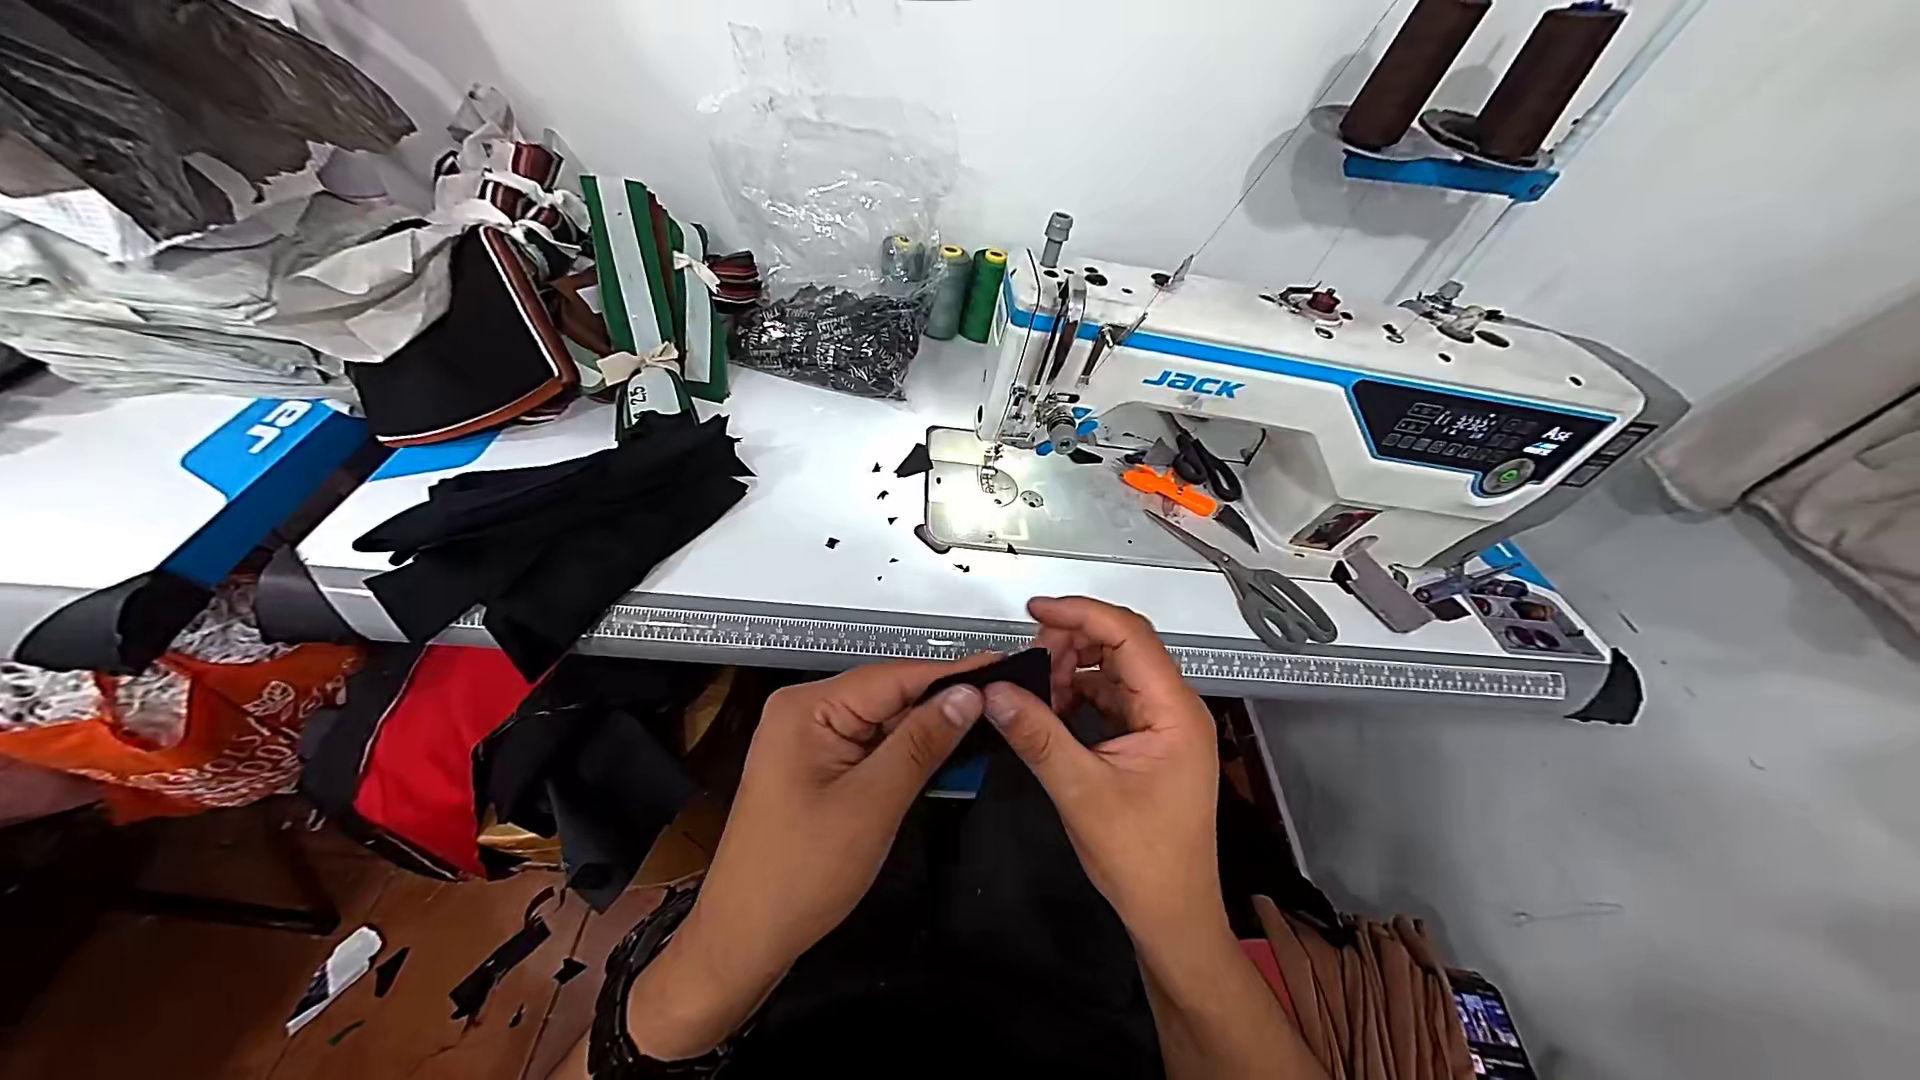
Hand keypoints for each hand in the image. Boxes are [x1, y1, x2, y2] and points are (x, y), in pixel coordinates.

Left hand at [625, 656, 990, 1058]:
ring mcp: (810, 737)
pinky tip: (943, 746)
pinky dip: (906, 747)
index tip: (1003, 665)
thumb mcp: (872, 804)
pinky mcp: (818, 763)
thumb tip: (968, 695)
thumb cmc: (799, 874)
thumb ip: (922, 742)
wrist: (743, 940)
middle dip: (943, 698)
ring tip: (986, 717)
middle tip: (1003, 695)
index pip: (894, 675)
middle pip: (889, 693)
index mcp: (808, 707)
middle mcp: (806, 710)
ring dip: (927, 724)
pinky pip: (872, 743)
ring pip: (884, 718)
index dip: (952, 672)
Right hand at [987, 596, 1223, 940]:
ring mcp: (1161, 722)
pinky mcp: (1146, 737)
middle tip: (1029, 657)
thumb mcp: (1081, 791)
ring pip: (1113, 668)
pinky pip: (1109, 695)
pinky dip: (1077, 693)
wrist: (1171, 913)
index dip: (1080, 614)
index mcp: (1174, 712)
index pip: (1129, 635)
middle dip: (1071, 642)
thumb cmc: (1145, 861)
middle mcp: (1174, 708)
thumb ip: (1037, 735)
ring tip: (1036, 686)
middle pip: (1122, 645)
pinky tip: (1051, 708)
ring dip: (1071, 668)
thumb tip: (998, 693)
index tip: (1037, 610)